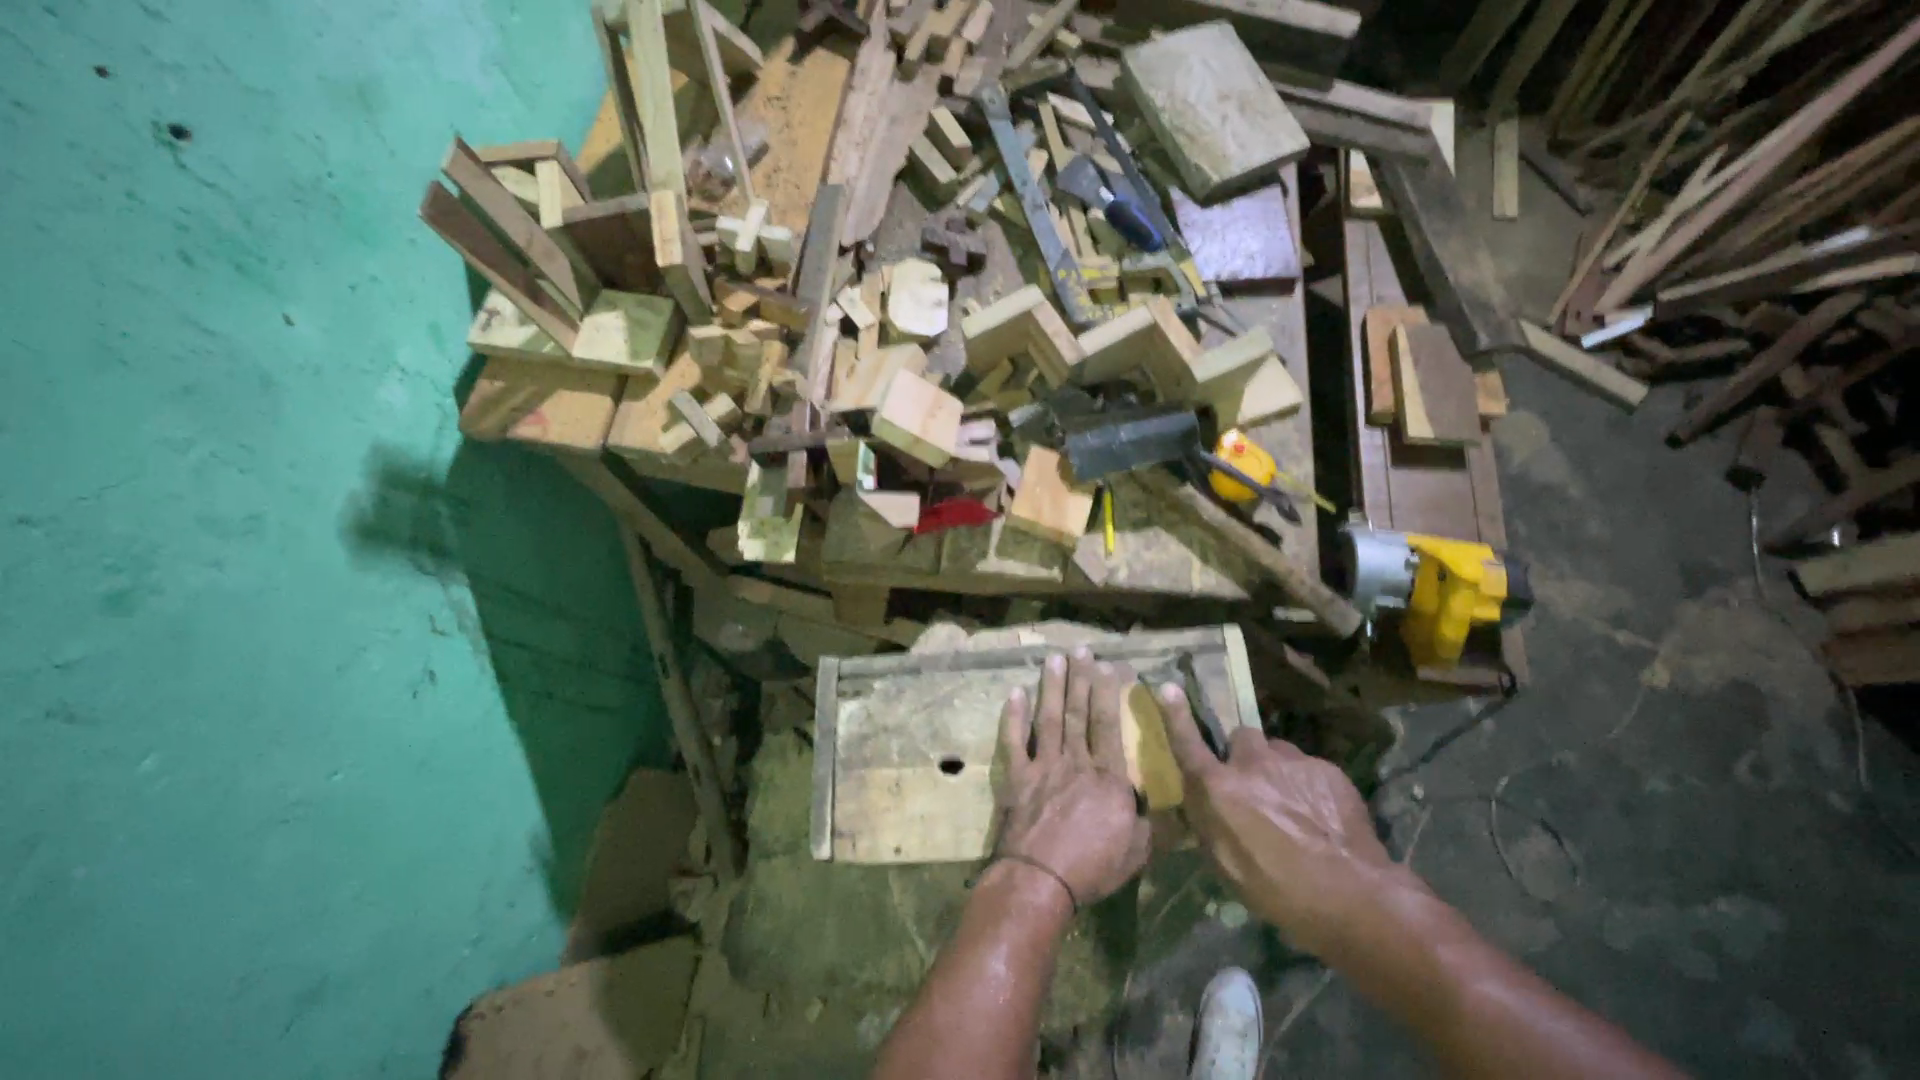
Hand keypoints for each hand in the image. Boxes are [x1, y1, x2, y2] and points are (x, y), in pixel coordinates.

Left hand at [994, 649, 1150, 907]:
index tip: (1109, 666)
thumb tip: (1187, 813)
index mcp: (1108, 777)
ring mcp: (1043, 767)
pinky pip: (1013, 741)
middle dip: (1080, 678)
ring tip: (1053, 659)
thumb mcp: (1138, 851)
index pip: (1108, 725)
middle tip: (1081, 649)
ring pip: (1048, 718)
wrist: (1039, 880)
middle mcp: (1075, 762)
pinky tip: (1015, 694)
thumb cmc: (1092, 867)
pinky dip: (1013, 717)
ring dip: (1051, 686)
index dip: (1108, 693)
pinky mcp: (1016, 778)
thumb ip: (1158, 826)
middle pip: (1078, 713)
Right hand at [1158, 683, 1400, 952]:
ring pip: (1277, 753)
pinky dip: (1308, 786)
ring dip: (1277, 771)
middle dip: (1243, 755)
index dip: (1176, 715)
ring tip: (1293, 808)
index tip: (1169, 687)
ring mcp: (1293, 762)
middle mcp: (1252, 764)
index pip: (1188, 743)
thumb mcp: (1225, 865)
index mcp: (1218, 789)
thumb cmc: (1276, 891)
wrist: (1351, 895)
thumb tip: (1204, 805)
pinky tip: (1321, 818)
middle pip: (1241, 739)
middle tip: (1254, 787)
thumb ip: (1210, 823)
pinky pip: (1308, 768)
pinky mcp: (1327, 769)